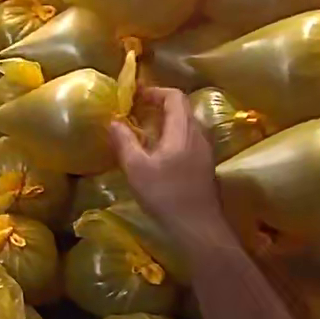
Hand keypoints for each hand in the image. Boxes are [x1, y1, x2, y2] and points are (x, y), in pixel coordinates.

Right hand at [107, 86, 234, 253]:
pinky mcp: (205, 166)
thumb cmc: (165, 194)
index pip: (174, 96)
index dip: (155, 92)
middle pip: (182, 108)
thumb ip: (124, 142)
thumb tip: (113, 121)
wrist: (197, 226)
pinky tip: (160, 154)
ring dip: (167, 122)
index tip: (136, 97)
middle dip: (160, 105)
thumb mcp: (136, 168)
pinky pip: (189, 140)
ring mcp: (205, 151)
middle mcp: (198, 134)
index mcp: (182, 130)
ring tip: (146, 131)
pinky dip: (174, 137)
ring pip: (187, 125)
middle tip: (138, 111)